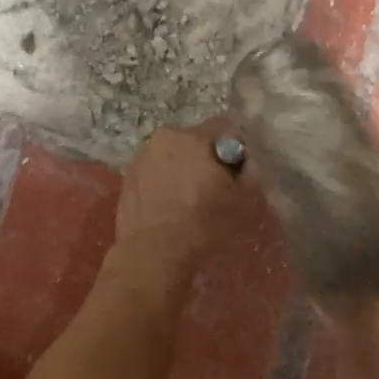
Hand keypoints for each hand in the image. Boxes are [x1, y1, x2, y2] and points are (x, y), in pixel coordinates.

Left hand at [109, 118, 236, 284]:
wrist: (153, 252)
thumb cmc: (202, 224)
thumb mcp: (243, 202)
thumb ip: (250, 173)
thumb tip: (245, 162)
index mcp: (194, 137)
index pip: (224, 126)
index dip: (235, 148)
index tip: (235, 172)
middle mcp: (165, 137)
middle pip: (195, 139)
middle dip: (206, 158)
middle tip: (212, 188)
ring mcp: (142, 155)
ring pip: (173, 154)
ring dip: (182, 168)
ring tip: (187, 200)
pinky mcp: (128, 174)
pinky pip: (155, 169)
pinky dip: (163, 180)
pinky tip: (167, 205)